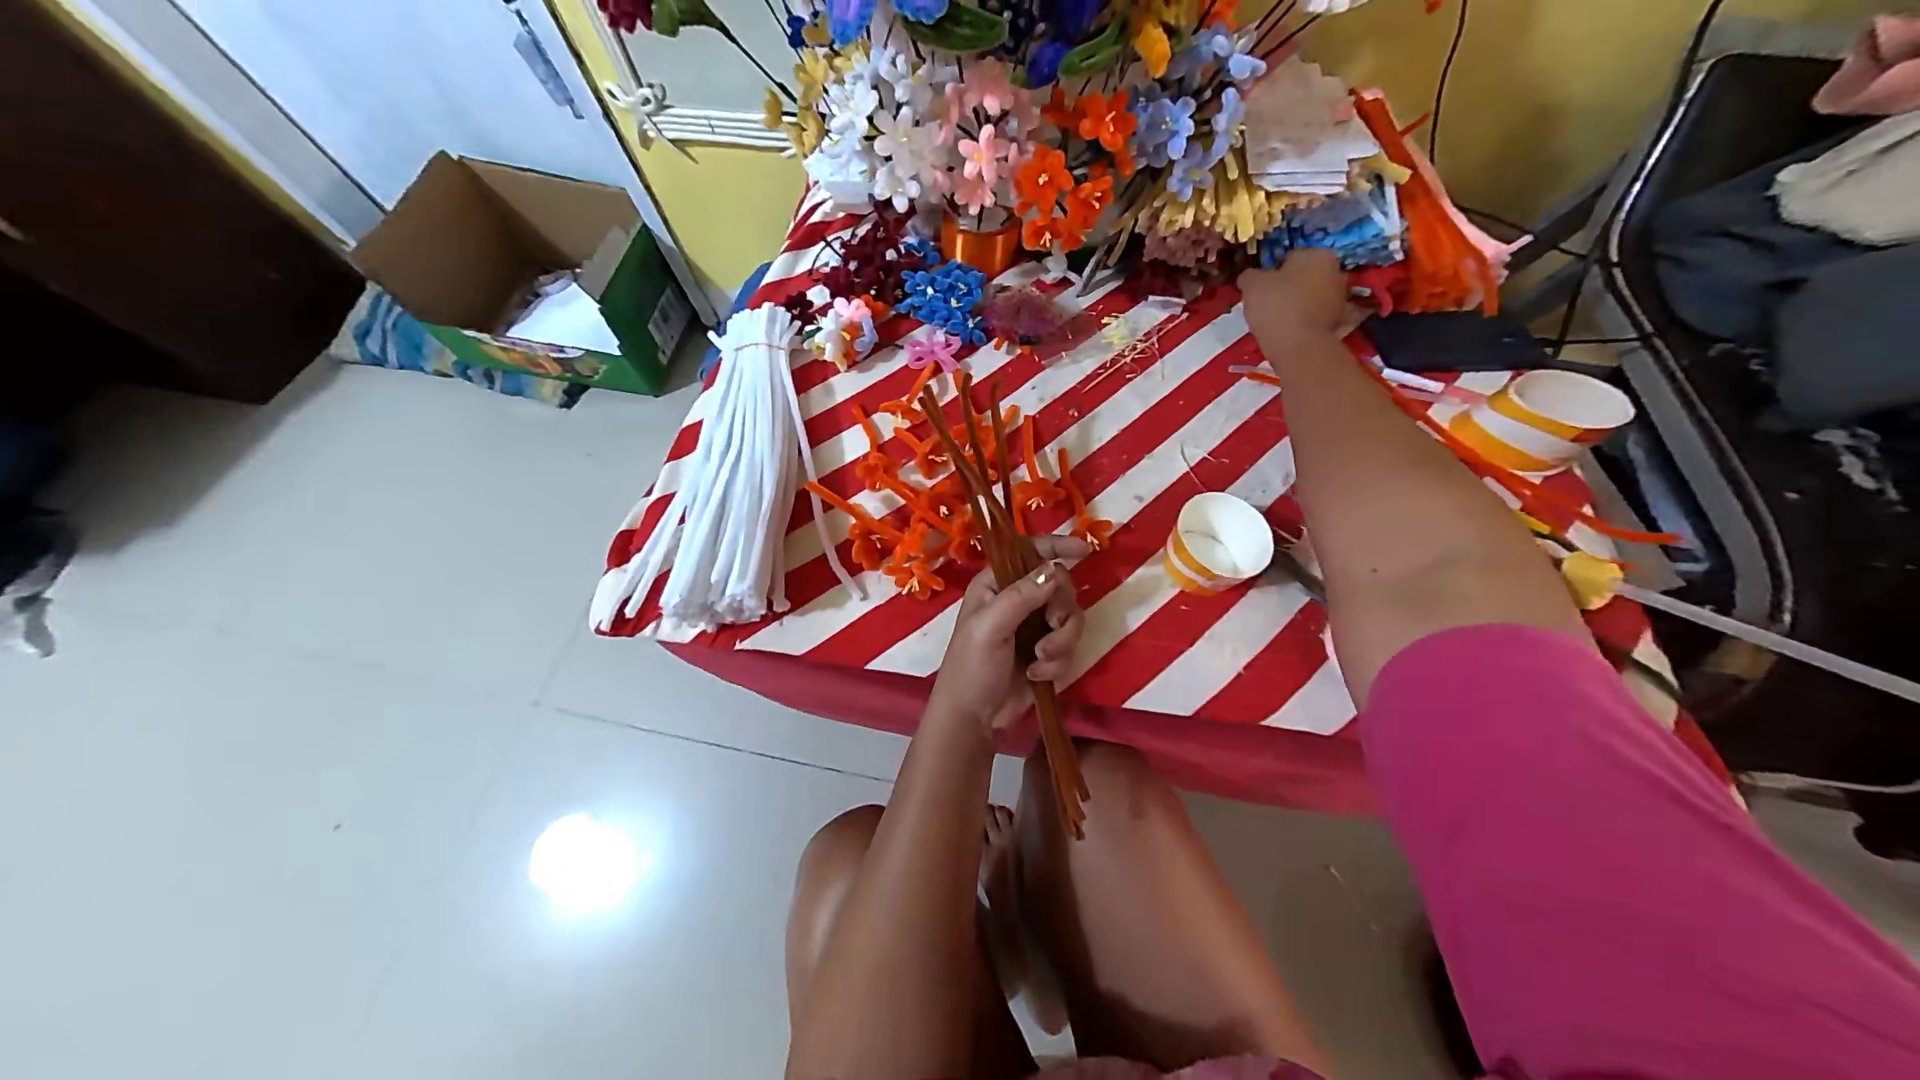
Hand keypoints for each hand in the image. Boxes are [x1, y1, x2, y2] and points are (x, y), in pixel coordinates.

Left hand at [928, 535, 1089, 733]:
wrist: (975, 718)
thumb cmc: (971, 667)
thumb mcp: (989, 627)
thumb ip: (1021, 596)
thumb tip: (1054, 569)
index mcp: (996, 584)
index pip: (1029, 552)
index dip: (1056, 546)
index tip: (1084, 551)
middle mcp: (1018, 599)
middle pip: (1061, 586)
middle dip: (1061, 611)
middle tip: (1050, 628)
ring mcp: (1034, 627)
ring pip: (1071, 618)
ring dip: (1060, 641)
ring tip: (1039, 660)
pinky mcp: (1047, 652)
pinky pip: (1070, 646)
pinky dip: (1057, 662)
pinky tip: (1037, 675)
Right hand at [1238, 249, 1353, 351]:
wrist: (1298, 346)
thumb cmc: (1276, 306)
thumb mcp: (1251, 285)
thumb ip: (1250, 275)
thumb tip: (1249, 277)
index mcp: (1317, 254)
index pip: (1290, 257)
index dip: (1272, 272)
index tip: (1261, 287)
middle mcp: (1335, 270)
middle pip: (1304, 276)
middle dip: (1289, 286)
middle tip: (1268, 302)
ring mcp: (1341, 296)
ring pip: (1311, 295)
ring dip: (1298, 303)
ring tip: (1277, 319)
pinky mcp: (1338, 320)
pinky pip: (1315, 315)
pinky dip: (1305, 320)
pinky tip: (1289, 330)